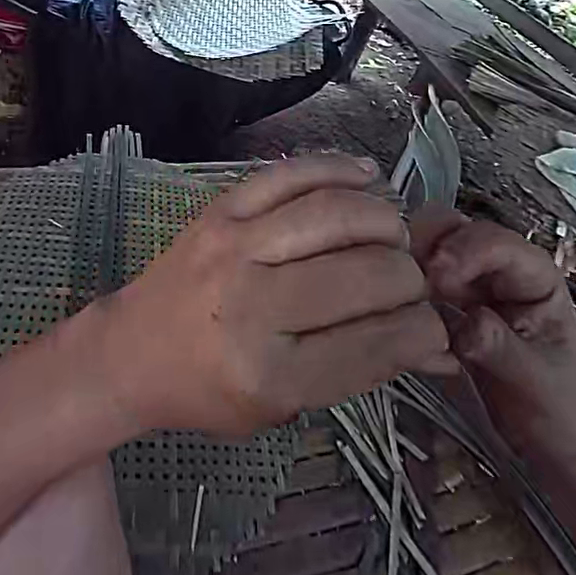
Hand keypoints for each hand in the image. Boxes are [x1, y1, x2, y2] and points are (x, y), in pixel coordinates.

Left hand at [93, 156, 456, 436]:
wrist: (132, 349)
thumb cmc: (210, 389)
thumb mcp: (284, 406)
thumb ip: (364, 371)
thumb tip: (443, 350)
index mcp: (269, 375)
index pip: (373, 345)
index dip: (420, 332)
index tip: (434, 324)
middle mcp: (252, 306)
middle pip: (362, 275)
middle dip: (407, 277)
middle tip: (413, 279)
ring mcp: (235, 246)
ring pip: (334, 215)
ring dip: (382, 220)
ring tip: (394, 233)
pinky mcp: (222, 208)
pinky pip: (291, 173)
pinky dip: (338, 168)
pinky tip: (368, 176)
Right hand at [409, 209, 575, 457]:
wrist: (553, 444)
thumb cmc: (561, 410)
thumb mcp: (539, 384)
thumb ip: (502, 349)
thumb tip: (467, 323)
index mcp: (535, 276)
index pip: (498, 244)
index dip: (466, 252)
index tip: (438, 274)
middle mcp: (500, 271)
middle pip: (458, 231)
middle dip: (430, 245)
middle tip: (409, 276)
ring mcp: (472, 287)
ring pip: (433, 251)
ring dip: (412, 265)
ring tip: (401, 296)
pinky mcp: (448, 307)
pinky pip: (420, 284)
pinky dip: (405, 290)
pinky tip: (401, 315)